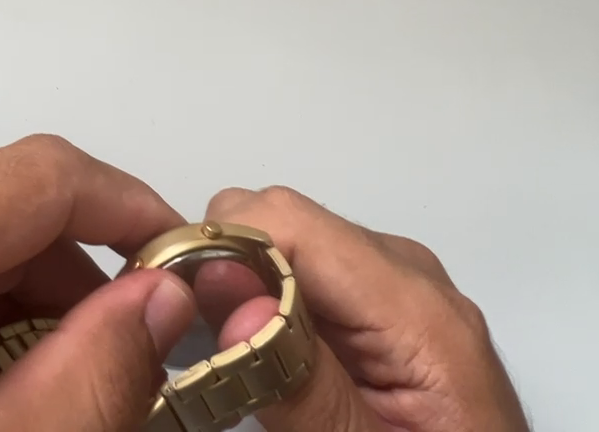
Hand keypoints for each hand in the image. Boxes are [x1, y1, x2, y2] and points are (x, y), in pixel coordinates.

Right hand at [198, 187, 527, 431]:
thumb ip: (299, 385)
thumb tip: (221, 284)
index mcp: (416, 308)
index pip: (288, 219)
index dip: (223, 245)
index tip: (182, 302)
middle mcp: (406, 270)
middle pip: (281, 214)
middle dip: (226, 261)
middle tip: (210, 345)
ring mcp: (395, 277)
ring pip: (282, 229)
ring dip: (242, 277)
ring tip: (239, 356)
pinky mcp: (380, 293)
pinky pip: (301, 258)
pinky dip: (265, 289)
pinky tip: (270, 349)